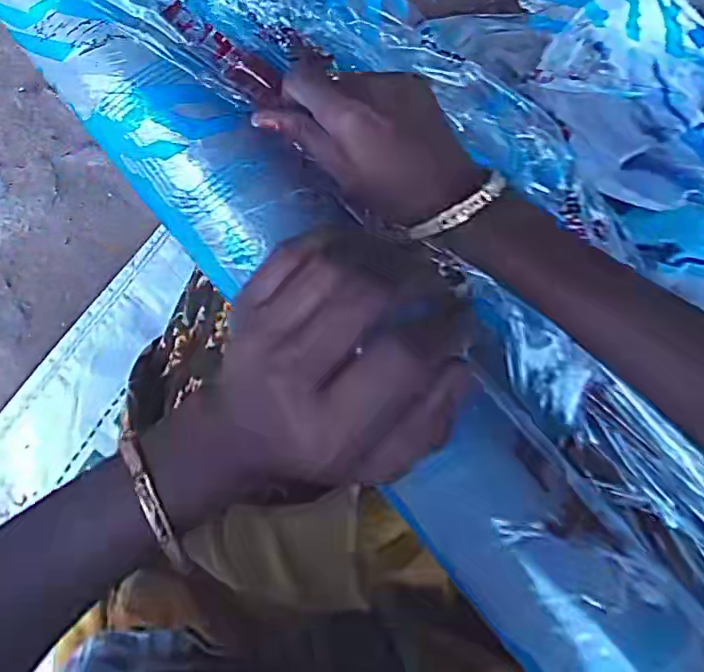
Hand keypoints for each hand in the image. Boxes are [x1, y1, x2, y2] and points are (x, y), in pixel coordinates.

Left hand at [185, 229, 474, 493]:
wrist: (238, 433)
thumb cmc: (317, 451)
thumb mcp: (379, 463)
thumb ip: (427, 423)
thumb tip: (461, 362)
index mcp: (329, 427)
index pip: (399, 360)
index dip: (441, 329)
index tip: (464, 316)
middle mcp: (290, 374)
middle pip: (361, 300)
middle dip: (413, 280)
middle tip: (439, 279)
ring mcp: (261, 331)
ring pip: (328, 268)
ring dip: (377, 253)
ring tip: (407, 258)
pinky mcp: (246, 301)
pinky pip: (291, 253)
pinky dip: (332, 240)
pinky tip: (361, 245)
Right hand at [253, 64, 484, 226]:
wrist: (449, 193)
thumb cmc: (386, 191)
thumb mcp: (338, 169)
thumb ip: (301, 134)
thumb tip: (261, 114)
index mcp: (346, 113)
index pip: (300, 78)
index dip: (289, 94)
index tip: (293, 115)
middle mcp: (369, 86)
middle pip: (326, 78)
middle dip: (320, 100)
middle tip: (330, 133)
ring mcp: (395, 80)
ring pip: (351, 79)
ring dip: (346, 98)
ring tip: (363, 132)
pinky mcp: (413, 81)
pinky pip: (377, 82)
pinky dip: (372, 98)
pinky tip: (385, 124)